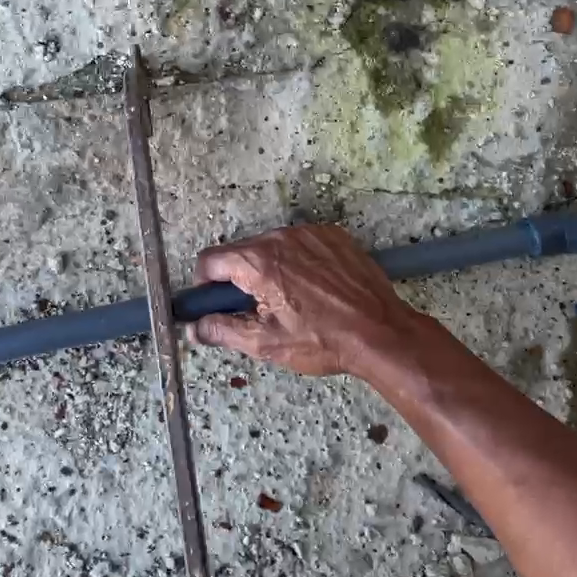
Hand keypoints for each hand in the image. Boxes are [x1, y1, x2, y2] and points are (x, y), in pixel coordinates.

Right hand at [187, 223, 430, 377]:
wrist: (380, 332)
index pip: (210, 260)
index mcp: (258, 262)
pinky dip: (299, 261)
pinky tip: (314, 287)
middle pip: (241, 252)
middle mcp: (280, 238)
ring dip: (271, 269)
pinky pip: (301, 243)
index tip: (215, 301)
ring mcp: (308, 233)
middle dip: (240, 278)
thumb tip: (196, 327)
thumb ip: (222, 330)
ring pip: (271, 246)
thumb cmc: (323, 341)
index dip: (206, 283)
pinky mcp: (331, 235)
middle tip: (259, 308)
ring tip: (292, 300)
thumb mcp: (266, 344)